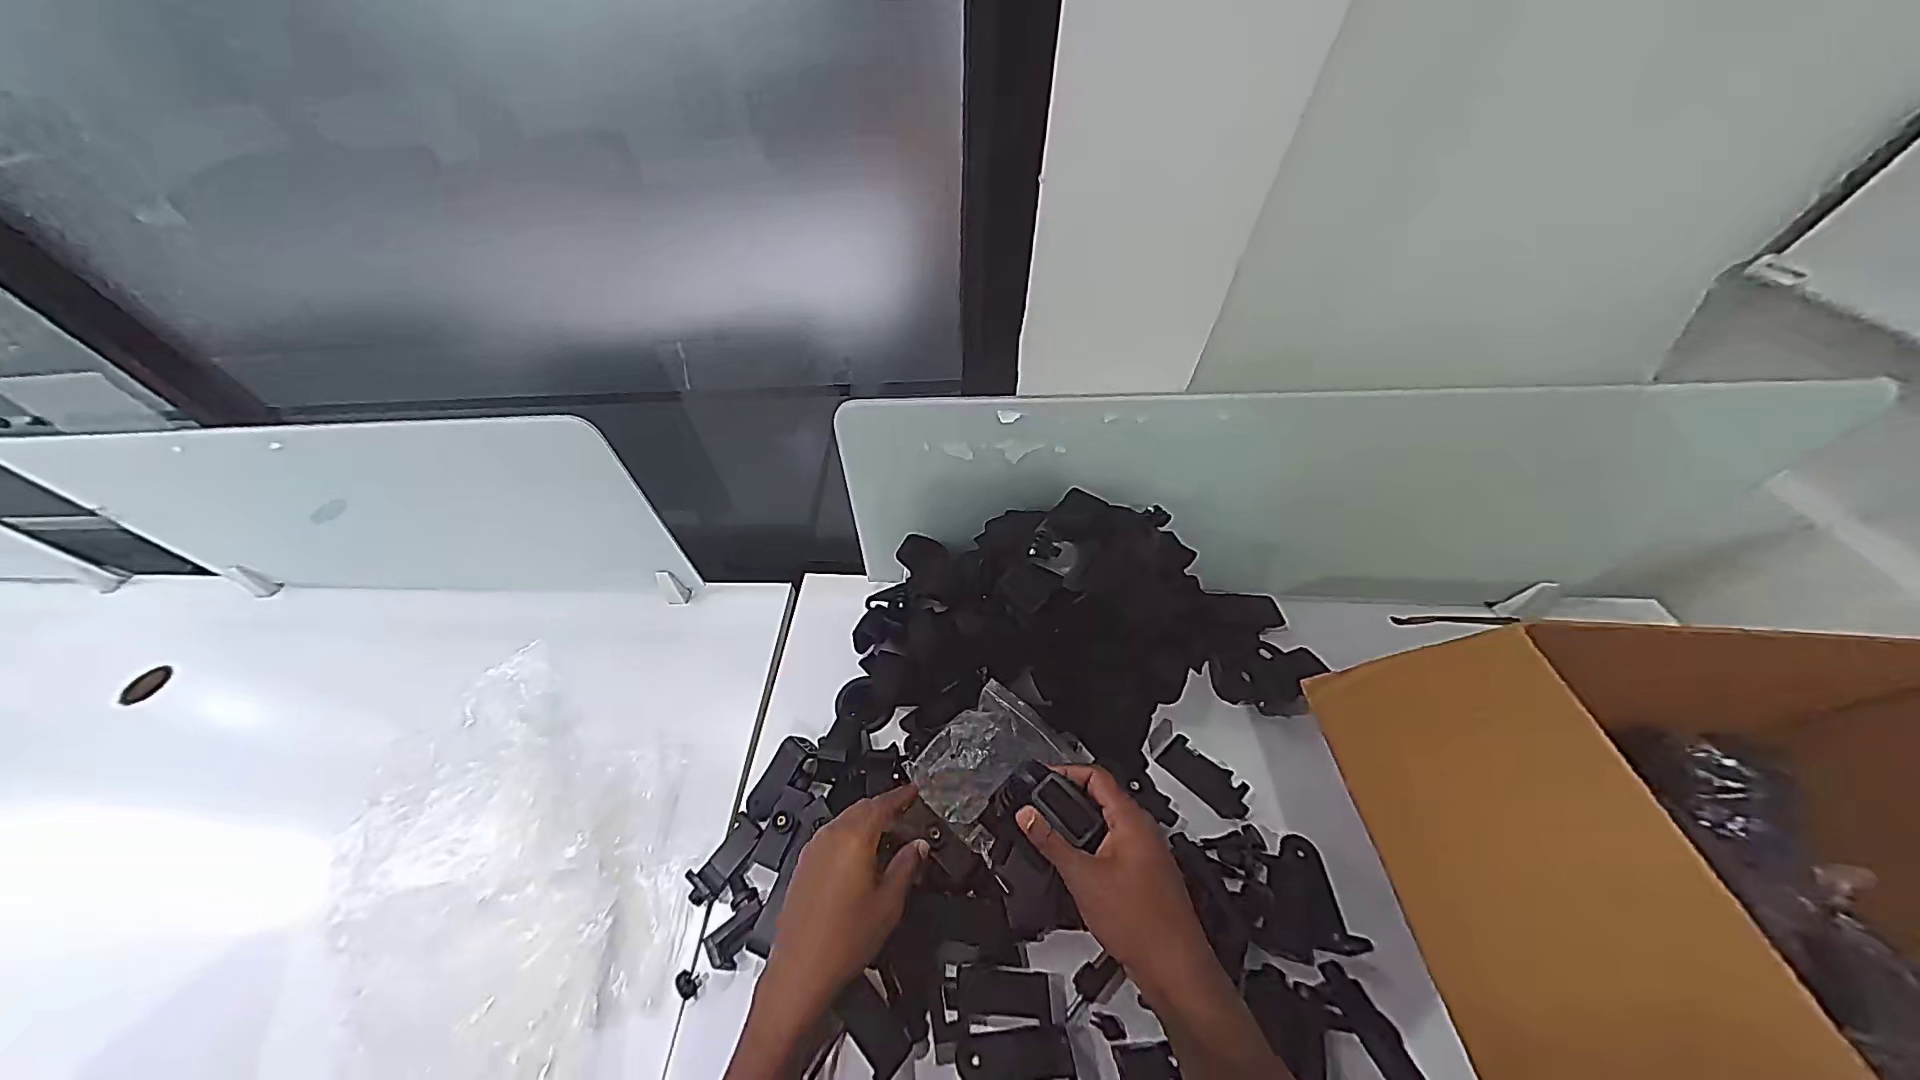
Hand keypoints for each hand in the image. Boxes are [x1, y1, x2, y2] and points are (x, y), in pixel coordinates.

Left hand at [759, 784, 927, 1017]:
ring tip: (888, 838)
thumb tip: (917, 848)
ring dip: (867, 823)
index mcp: (853, 839)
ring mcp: (813, 851)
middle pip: (862, 808)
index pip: (882, 803)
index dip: (902, 795)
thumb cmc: (839, 944)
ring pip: (845, 821)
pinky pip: (831, 838)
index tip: (913, 791)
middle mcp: (829, 838)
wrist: (800, 971)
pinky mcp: (803, 865)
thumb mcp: (889, 903)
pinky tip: (861, 859)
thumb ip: (906, 867)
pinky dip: (850, 838)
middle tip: (906, 815)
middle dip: (885, 808)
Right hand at [1015, 765, 1218, 999]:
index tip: (1045, 776)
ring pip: (1109, 823)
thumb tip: (1029, 816)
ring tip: (1056, 832)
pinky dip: (1094, 845)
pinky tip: (1080, 865)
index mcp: (1132, 820)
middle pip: (1103, 796)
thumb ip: (1050, 842)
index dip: (1067, 771)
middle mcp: (1145, 831)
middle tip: (1044, 802)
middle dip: (1071, 797)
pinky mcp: (1147, 873)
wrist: (1173, 967)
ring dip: (1082, 824)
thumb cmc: (1142, 923)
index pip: (1097, 775)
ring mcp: (1148, 852)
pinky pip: (1116, 845)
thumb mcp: (1082, 877)